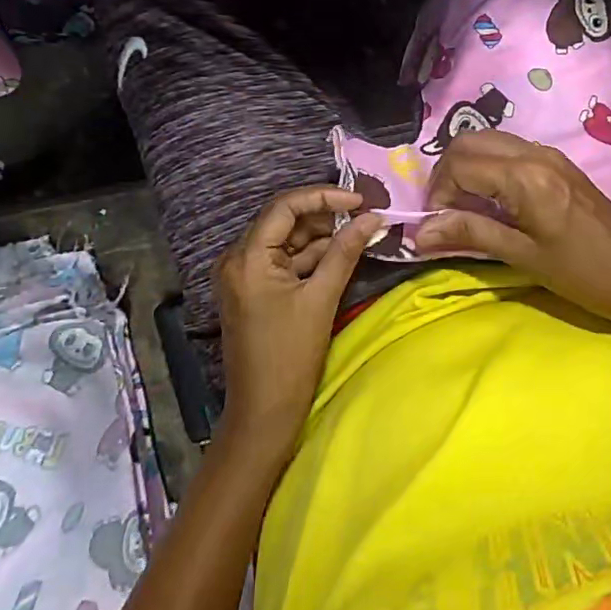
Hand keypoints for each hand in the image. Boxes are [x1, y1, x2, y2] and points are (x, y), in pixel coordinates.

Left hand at [214, 186, 381, 452]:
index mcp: (247, 257)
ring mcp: (243, 275)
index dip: (323, 196)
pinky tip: (340, 254)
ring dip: (320, 236)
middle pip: (283, 221)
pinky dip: (310, 257)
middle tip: (363, 215)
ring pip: (285, 241)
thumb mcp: (321, 299)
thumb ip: (345, 252)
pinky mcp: (252, 290)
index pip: (284, 207)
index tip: (359, 200)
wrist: (263, 413)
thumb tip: (372, 218)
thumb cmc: (290, 357)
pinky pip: (283, 262)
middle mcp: (238, 259)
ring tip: (359, 232)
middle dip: (324, 216)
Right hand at [413, 130, 610, 332]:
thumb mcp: (522, 256)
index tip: (438, 223)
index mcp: (525, 177)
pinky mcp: (558, 162)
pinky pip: (508, 149)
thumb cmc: (583, 274)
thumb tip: (420, 233)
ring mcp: (549, 154)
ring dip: (466, 166)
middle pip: (468, 141)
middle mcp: (535, 154)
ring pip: (488, 140)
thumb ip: (470, 233)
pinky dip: (488, 166)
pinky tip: (492, 199)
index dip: (438, 192)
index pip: (459, 164)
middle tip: (445, 210)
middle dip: (447, 172)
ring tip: (465, 205)